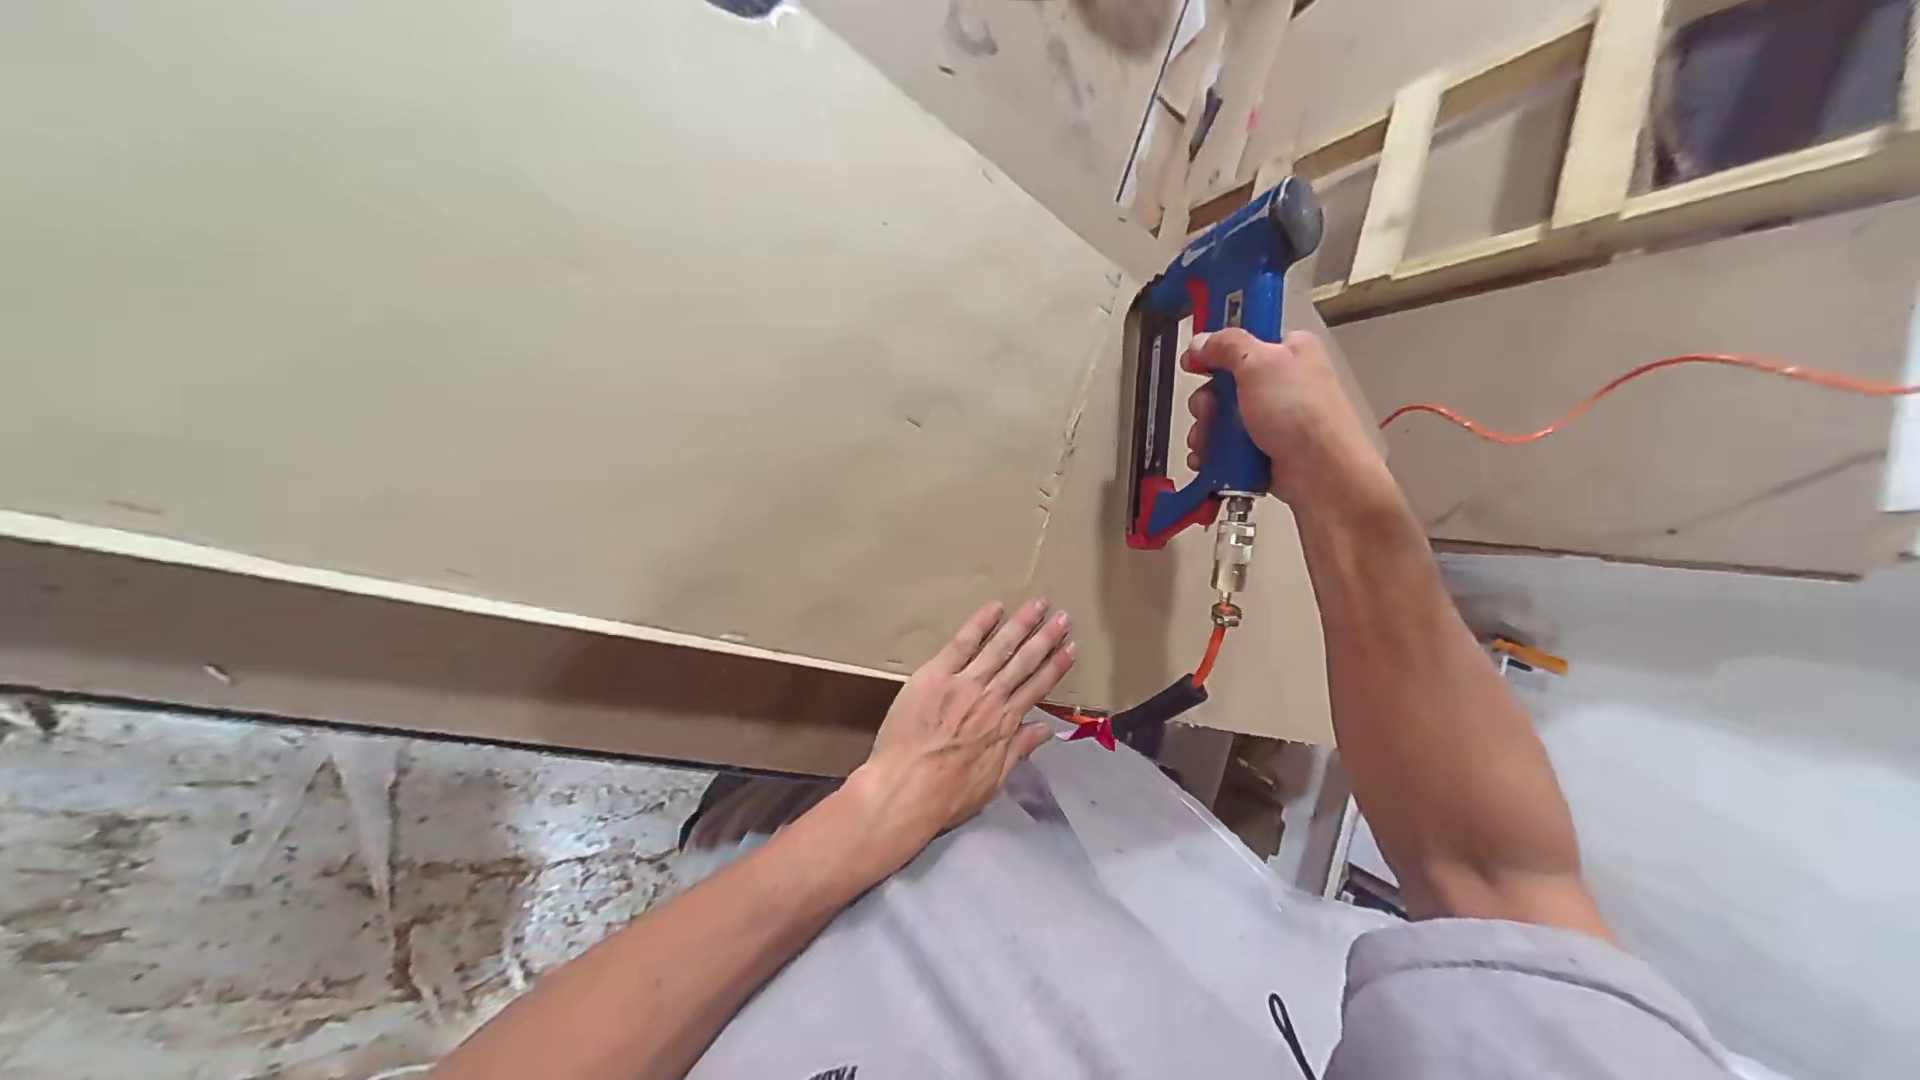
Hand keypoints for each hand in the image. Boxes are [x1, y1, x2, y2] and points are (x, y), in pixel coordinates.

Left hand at [846, 599, 1074, 847]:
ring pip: (1000, 646)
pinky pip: (962, 643)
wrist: (906, 788)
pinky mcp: (936, 674)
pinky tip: (995, 608)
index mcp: (1006, 723)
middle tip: (1063, 616)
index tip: (1070, 648)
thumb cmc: (947, 794)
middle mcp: (992, 697)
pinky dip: (980, 624)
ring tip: (1039, 604)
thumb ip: (1018, 750)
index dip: (1056, 666)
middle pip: (1024, 661)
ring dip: (1022, 624)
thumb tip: (1045, 729)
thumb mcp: (993, 780)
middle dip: (1046, 637)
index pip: (1038, 687)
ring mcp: (965, 683)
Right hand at [1183, 329, 1384, 504]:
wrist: (1320, 474)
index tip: (1195, 361)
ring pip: (1218, 419)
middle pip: (1221, 385)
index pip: (1242, 342)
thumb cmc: (1301, 413)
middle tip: (1210, 411)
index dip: (1214, 350)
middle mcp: (1277, 384)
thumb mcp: (1260, 363)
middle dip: (1207, 402)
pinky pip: (1222, 448)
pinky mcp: (1258, 450)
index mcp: (1287, 352)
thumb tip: (1200, 342)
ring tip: (1210, 443)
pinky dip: (1210, 455)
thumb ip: (1227, 345)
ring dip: (1206, 432)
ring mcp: (1267, 420)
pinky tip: (1208, 460)